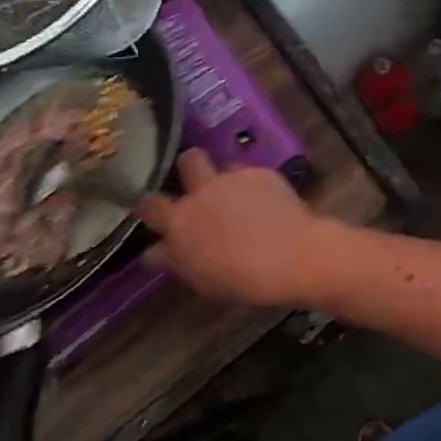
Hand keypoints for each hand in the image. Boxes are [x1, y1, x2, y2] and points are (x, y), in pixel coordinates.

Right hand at [137, 150, 330, 306]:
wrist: (290, 255)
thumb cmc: (242, 279)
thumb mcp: (200, 278)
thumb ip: (176, 259)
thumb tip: (156, 252)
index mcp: (179, 221)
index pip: (149, 205)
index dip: (152, 209)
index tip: (160, 216)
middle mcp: (202, 192)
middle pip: (187, 161)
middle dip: (190, 169)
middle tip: (202, 188)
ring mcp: (233, 179)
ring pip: (224, 165)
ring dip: (228, 179)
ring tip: (243, 198)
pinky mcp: (262, 173)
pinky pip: (252, 175)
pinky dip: (256, 187)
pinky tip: (270, 204)